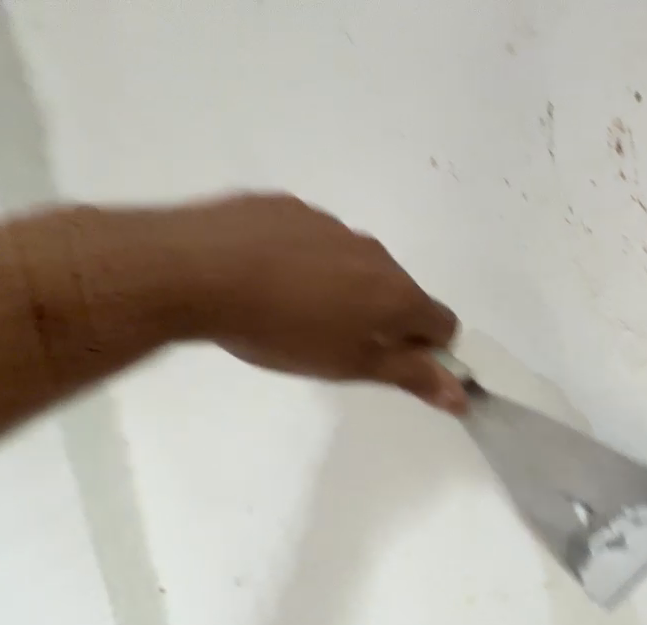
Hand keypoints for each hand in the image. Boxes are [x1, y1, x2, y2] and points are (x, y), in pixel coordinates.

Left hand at [157, 194, 466, 411]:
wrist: (183, 270)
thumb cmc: (279, 330)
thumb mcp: (349, 367)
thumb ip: (411, 377)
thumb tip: (463, 397)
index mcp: (399, 294)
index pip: (443, 324)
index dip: (425, 348)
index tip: (388, 360)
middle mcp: (375, 253)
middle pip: (398, 290)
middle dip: (381, 315)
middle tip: (335, 338)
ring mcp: (327, 223)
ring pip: (354, 262)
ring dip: (341, 284)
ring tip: (289, 305)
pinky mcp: (281, 205)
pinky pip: (308, 236)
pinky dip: (299, 257)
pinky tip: (260, 275)